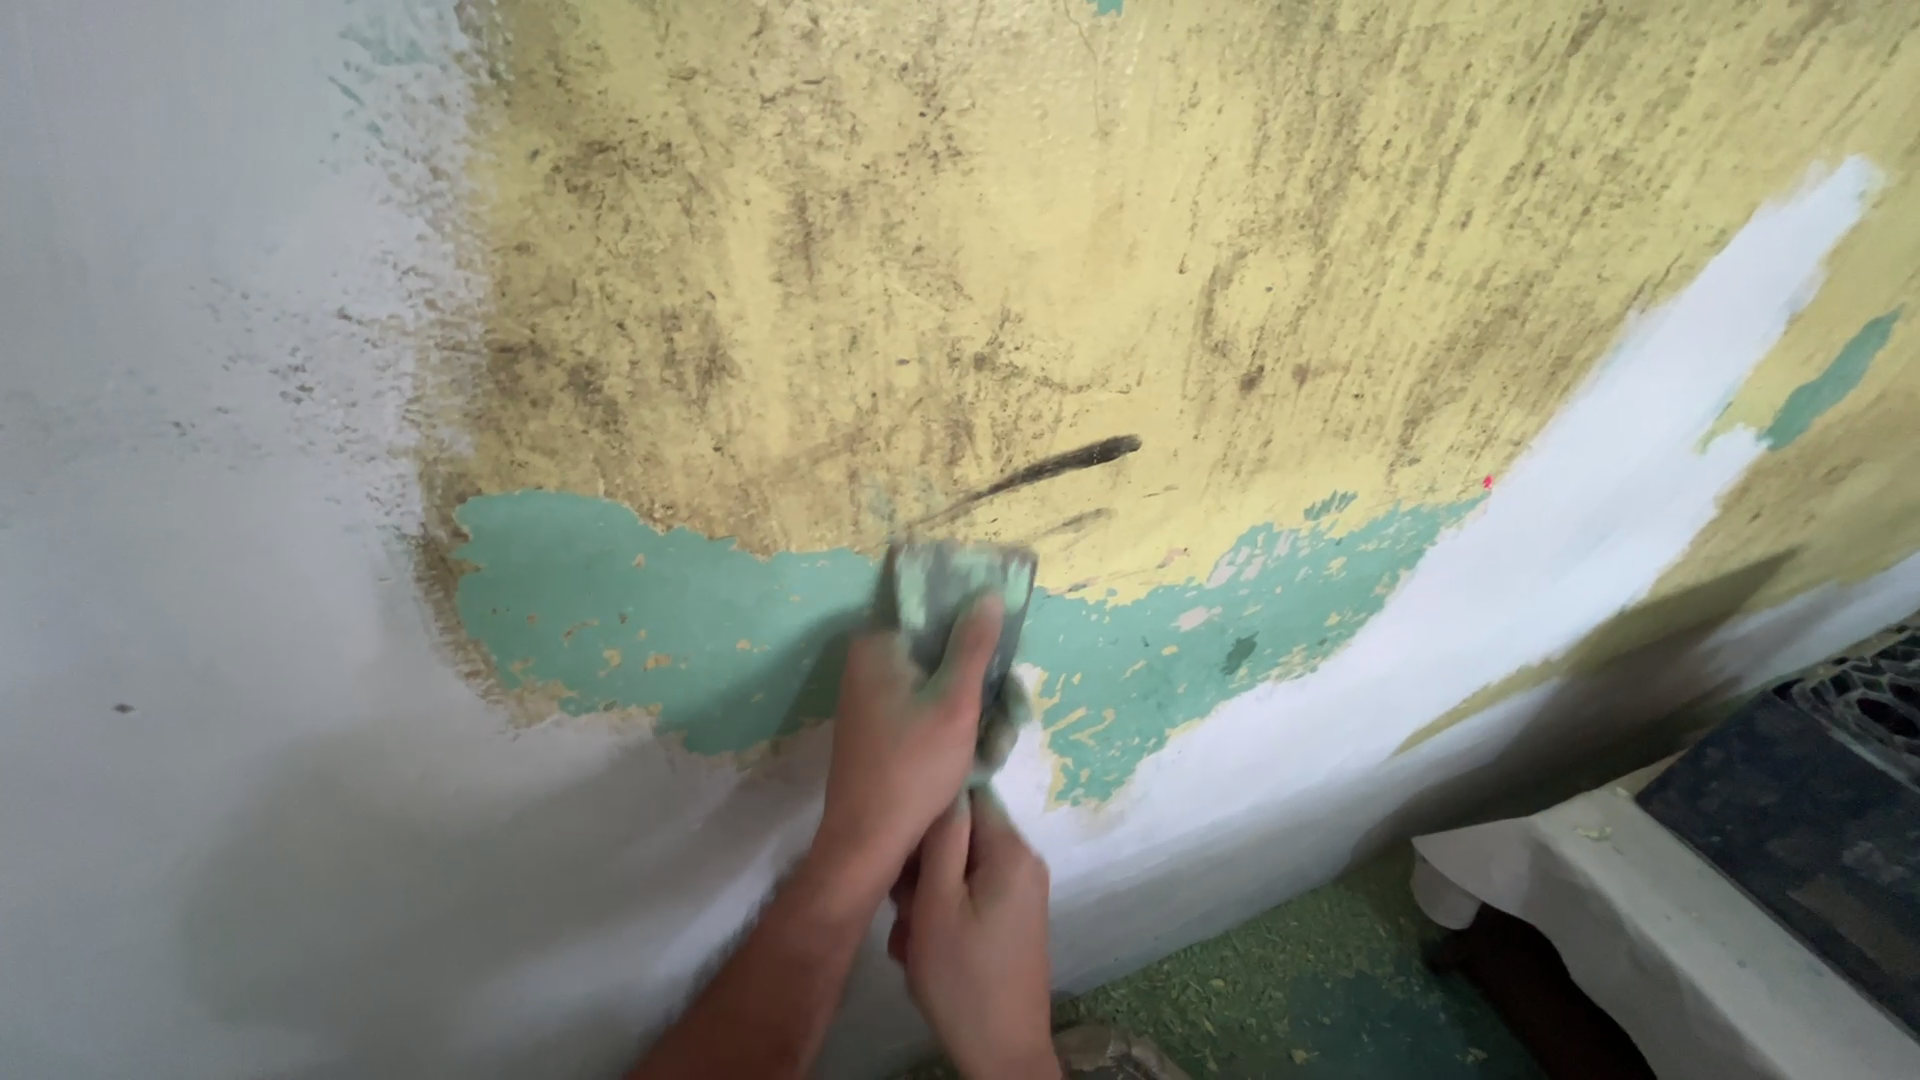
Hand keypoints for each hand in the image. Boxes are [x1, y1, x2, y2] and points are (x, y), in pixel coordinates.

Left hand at [810, 595, 1004, 891]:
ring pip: (939, 683)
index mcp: (878, 645)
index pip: (935, 613)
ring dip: (973, 708)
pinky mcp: (880, 725)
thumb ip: (973, 645)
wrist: (868, 840)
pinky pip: (926, 707)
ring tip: (995, 744)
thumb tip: (987, 594)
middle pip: (940, 651)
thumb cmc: (914, 766)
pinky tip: (975, 753)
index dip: (975, 631)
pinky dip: (952, 724)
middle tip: (1008, 715)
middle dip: (980, 681)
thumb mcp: (955, 701)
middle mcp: (870, 663)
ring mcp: (873, 696)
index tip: (1003, 663)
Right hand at [890, 791, 1058, 1079]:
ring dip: (927, 898)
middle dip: (923, 868)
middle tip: (903, 908)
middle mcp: (1023, 861)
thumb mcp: (937, 903)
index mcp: (1011, 849)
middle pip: (961, 838)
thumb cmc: (963, 978)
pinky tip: (926, 950)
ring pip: (958, 871)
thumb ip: (940, 839)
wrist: (1002, 1056)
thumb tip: (944, 790)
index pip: (966, 798)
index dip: (929, 817)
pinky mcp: (1012, 918)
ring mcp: (1020, 892)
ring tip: (912, 939)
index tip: (904, 850)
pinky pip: (970, 896)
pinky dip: (944, 916)